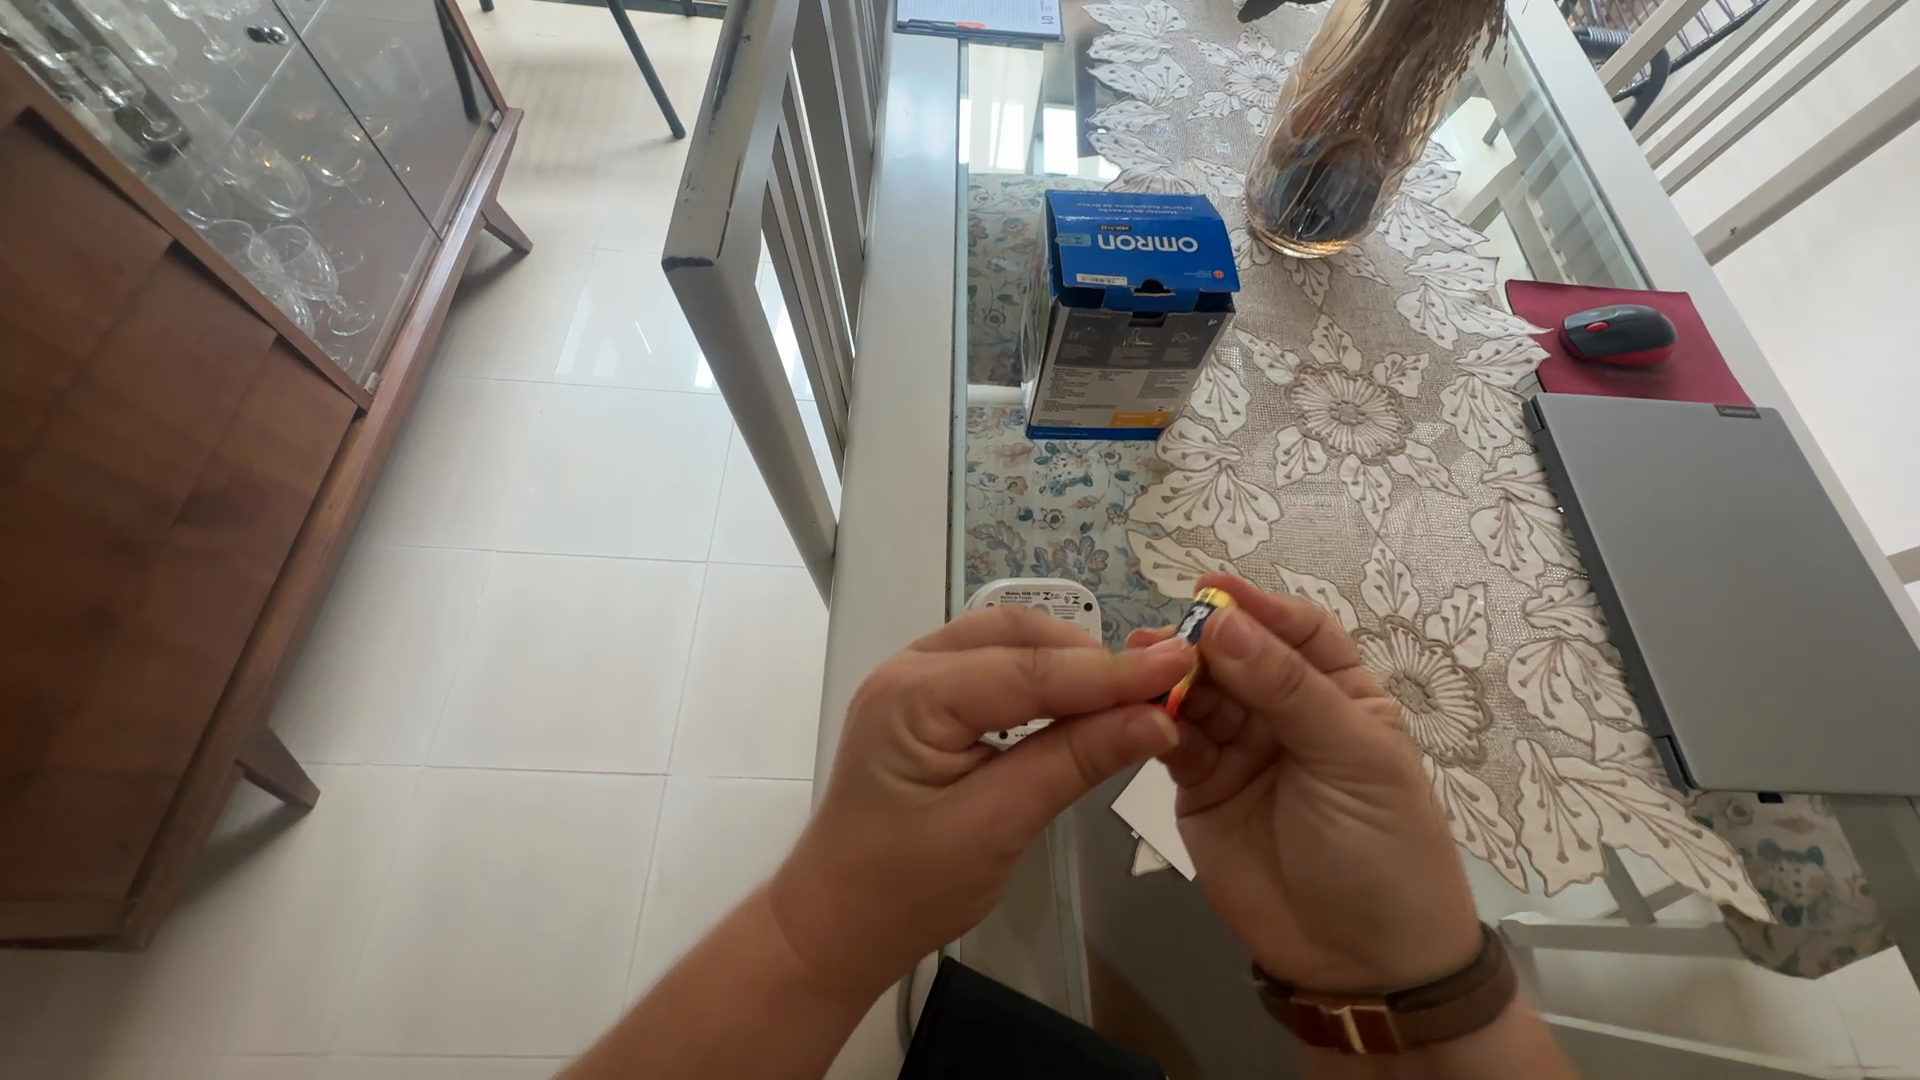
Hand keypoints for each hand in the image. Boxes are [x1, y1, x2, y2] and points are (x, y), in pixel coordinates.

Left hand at [769, 606, 1192, 998]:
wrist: (837, 922)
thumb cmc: (908, 889)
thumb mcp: (998, 826)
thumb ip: (1075, 761)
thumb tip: (1156, 719)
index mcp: (911, 696)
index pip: (1028, 669)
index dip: (1108, 670)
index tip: (1179, 666)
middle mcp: (906, 667)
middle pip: (1012, 634)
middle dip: (1085, 655)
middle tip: (1153, 683)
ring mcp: (910, 676)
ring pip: (1002, 639)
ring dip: (1064, 659)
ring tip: (1122, 690)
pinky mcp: (922, 697)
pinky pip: (989, 663)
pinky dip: (1038, 674)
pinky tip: (1071, 698)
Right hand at [1128, 575, 1480, 994]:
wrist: (1358, 964)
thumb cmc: (1382, 849)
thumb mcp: (1352, 759)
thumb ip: (1286, 688)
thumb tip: (1223, 623)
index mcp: (1336, 694)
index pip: (1298, 631)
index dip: (1258, 607)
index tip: (1211, 590)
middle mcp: (1282, 711)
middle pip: (1235, 656)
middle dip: (1200, 642)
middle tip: (1161, 638)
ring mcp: (1236, 745)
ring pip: (1194, 692)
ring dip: (1167, 678)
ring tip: (1136, 668)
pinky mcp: (1197, 780)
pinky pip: (1169, 737)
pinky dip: (1151, 721)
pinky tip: (1135, 711)